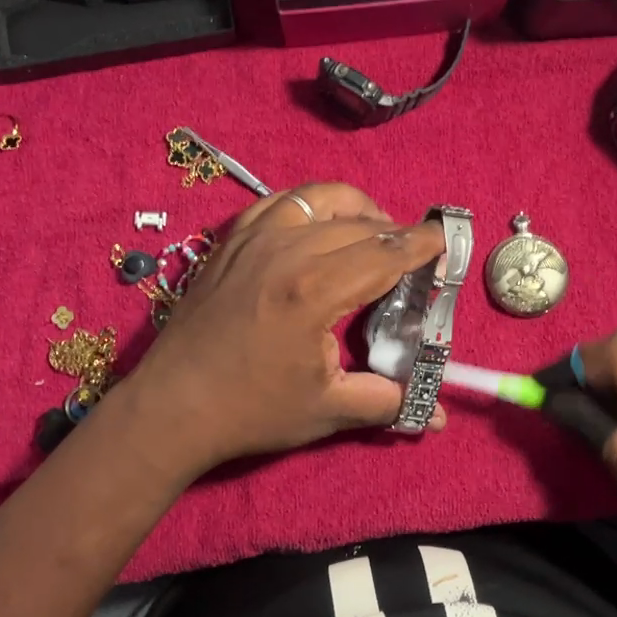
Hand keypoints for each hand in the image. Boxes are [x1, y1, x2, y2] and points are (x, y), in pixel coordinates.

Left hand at [113, 183, 446, 475]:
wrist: (172, 405)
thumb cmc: (251, 409)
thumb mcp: (326, 410)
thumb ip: (387, 401)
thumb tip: (440, 417)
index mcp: (316, 289)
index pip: (384, 252)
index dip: (420, 245)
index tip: (444, 239)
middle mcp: (287, 250)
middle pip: (358, 224)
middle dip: (393, 232)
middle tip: (410, 253)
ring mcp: (253, 239)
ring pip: (317, 199)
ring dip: (353, 207)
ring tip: (370, 228)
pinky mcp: (229, 241)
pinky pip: (277, 202)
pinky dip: (307, 205)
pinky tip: (315, 225)